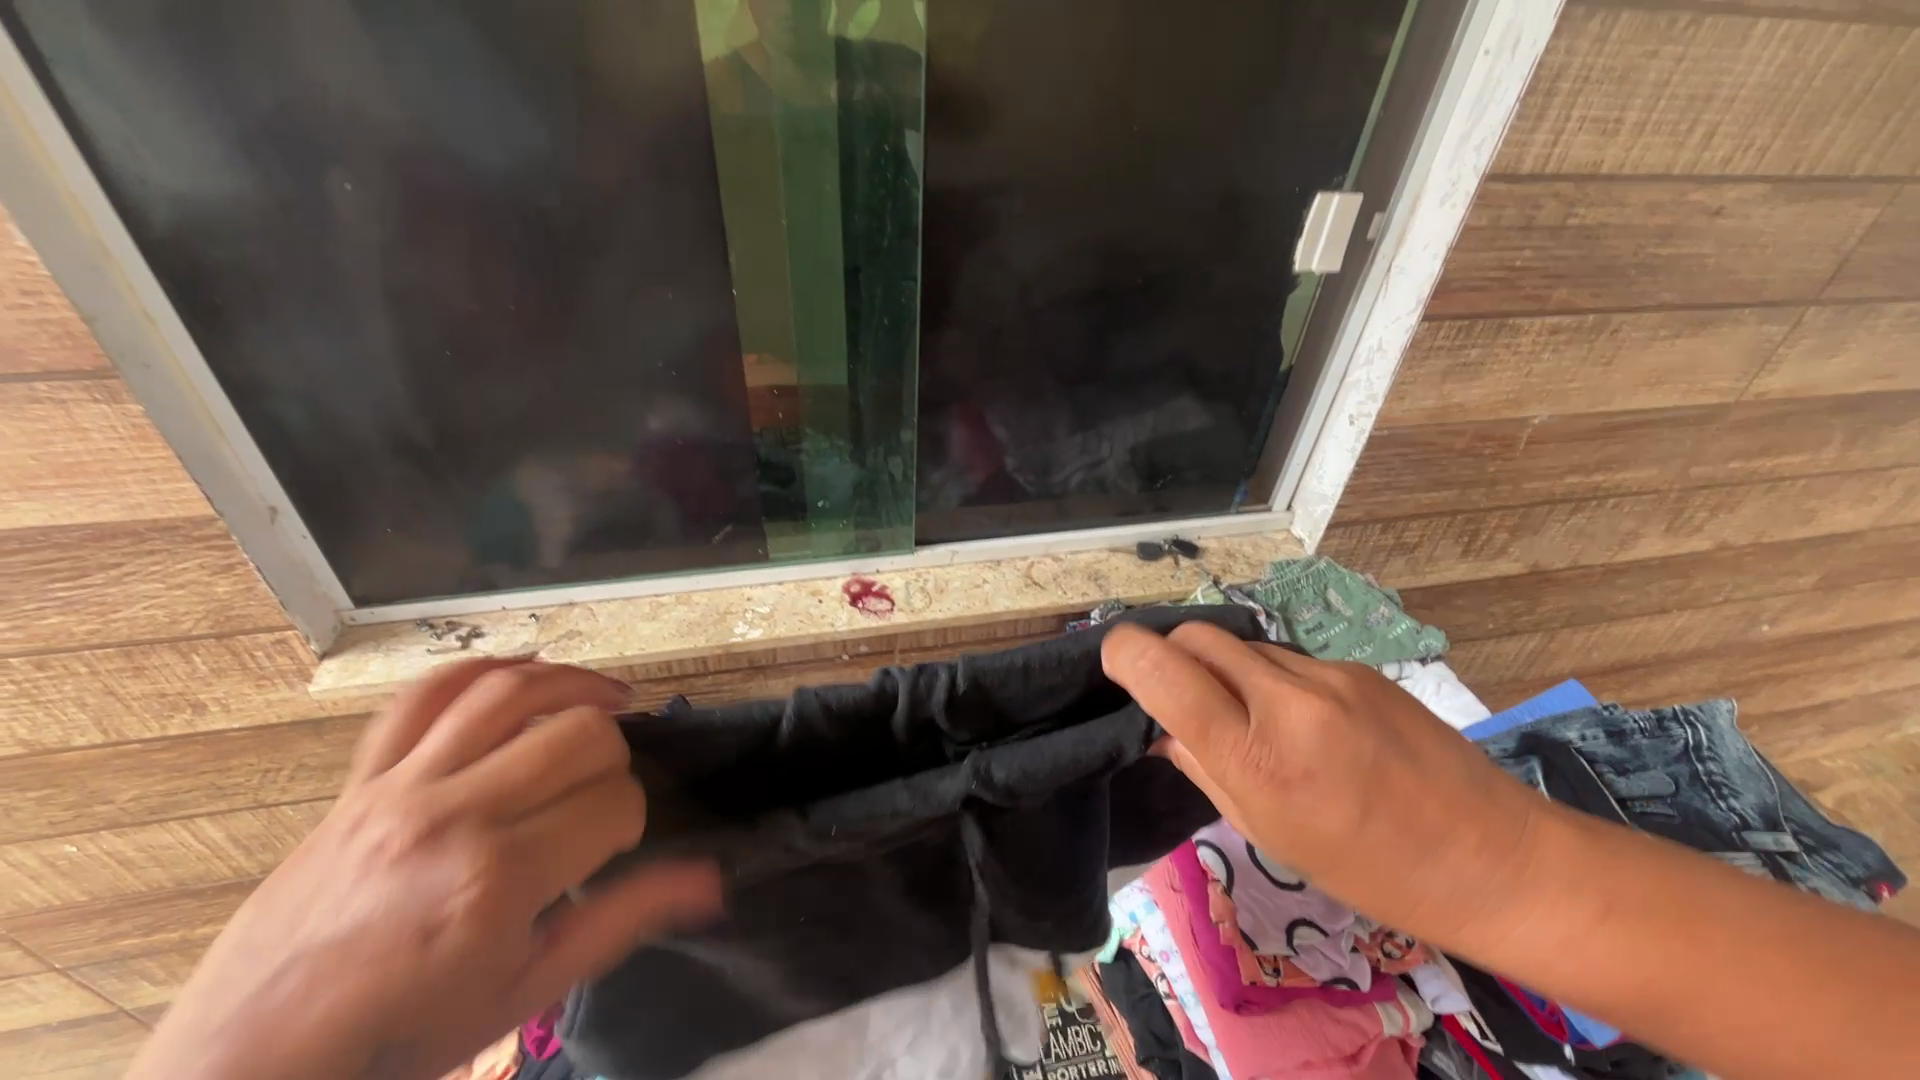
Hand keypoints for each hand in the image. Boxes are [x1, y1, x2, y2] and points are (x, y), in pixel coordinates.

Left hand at [129, 659, 722, 1079]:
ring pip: (508, 692)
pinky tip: (522, 673)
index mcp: (502, 878)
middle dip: (615, 754)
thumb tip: (712, 881)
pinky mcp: (360, 778)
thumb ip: (623, 919)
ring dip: (573, 683)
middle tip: (607, 788)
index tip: (618, 843)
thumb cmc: (407, 1031)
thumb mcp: (529, 988)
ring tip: (609, 696)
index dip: (634, 816)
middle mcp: (455, 815)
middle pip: (577, 734)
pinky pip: (422, 697)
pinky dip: (479, 670)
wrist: (260, 1051)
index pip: (615, 802)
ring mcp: (400, 787)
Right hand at [1101, 622, 1553, 944]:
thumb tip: (1161, 730)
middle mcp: (1288, 700)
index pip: (1164, 673)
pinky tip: (1299, 721)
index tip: (1114, 661)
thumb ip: (1204, 769)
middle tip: (1170, 689)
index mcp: (1258, 757)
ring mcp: (1330, 676)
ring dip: (1223, 669)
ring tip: (1242, 715)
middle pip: (1197, 636)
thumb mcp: (1268, 833)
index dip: (1124, 654)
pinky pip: (1289, 660)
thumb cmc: (1368, 870)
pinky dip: (1270, 679)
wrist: (1494, 858)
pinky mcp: (1359, 667)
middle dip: (1168, 652)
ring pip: (1243, 647)